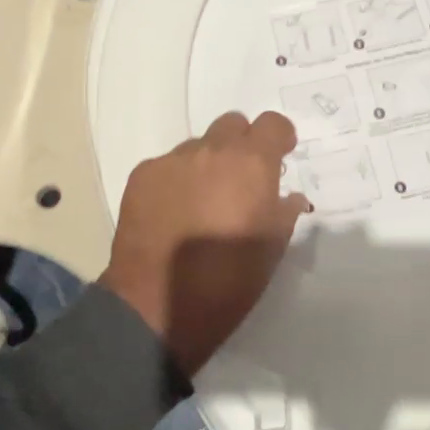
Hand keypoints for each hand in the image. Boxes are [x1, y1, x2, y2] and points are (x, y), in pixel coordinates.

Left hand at [100, 111, 311, 373]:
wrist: (156, 307)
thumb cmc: (228, 280)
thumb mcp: (272, 248)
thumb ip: (284, 211)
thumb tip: (288, 195)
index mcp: (251, 164)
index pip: (273, 123)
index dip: (279, 137)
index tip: (280, 156)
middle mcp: (212, 151)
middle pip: (232, 124)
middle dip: (242, 145)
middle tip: (241, 180)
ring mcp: (172, 161)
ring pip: (198, 146)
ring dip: (207, 164)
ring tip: (203, 203)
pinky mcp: (141, 176)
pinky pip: (167, 166)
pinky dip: (176, 180)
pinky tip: (173, 213)